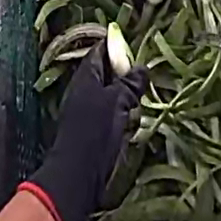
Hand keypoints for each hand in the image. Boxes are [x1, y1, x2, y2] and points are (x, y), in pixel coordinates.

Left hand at [20, 47, 145, 220]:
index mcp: (86, 76)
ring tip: (142, 95)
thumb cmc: (95, 131)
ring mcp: (84, 110)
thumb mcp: (118, 101)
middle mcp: (83, 89)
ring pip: (107, 93)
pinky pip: (108, 112)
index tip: (134, 46)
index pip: (100, 51)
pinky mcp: (90, 129)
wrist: (77, 175)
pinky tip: (134, 119)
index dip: (115, 45)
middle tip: (143, 73)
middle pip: (104, 72)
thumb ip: (130, 83)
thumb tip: (143, 68)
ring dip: (124, 94)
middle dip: (123, 72)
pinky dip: (121, 112)